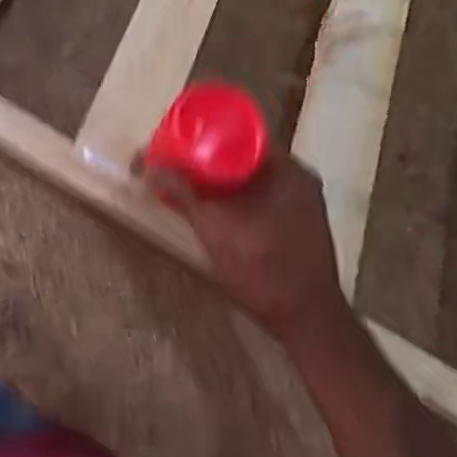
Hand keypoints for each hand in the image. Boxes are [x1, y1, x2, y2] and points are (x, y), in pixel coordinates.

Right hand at [148, 152, 347, 339]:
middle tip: (181, 162)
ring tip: (192, 184)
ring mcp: (306, 203)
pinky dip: (239, 197)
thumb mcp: (213, 226)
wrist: (308, 323)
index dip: (208, 133)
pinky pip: (264, 196)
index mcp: (286, 168)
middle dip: (211, 157)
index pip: (242, 133)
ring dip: (224, 180)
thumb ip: (181, 191)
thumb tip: (148, 166)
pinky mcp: (303, 225)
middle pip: (246, 154)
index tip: (182, 138)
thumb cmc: (261, 267)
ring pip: (254, 177)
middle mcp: (300, 178)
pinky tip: (218, 209)